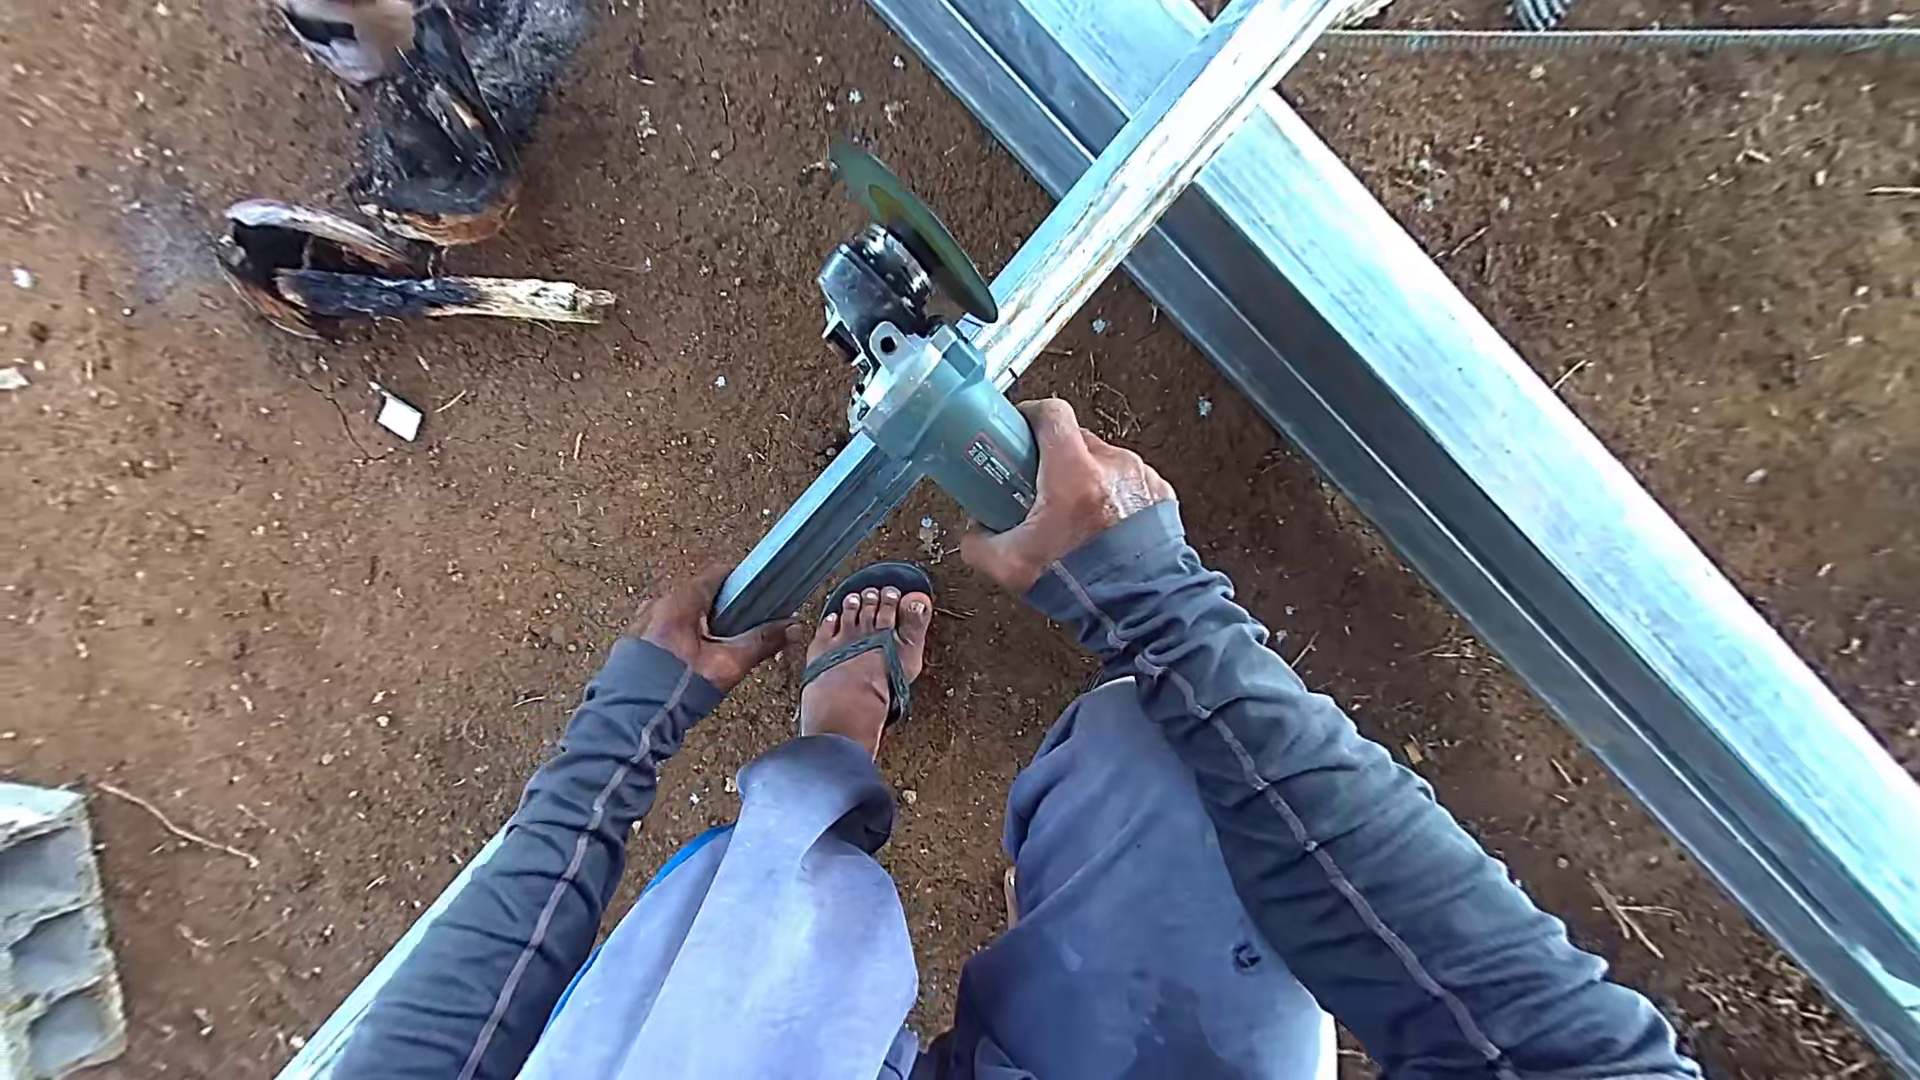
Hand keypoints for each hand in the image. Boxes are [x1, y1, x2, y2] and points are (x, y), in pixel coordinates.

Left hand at [625, 563, 804, 691]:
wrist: (628, 723)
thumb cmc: (675, 691)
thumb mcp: (728, 664)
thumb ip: (762, 642)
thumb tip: (792, 627)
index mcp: (679, 602)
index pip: (719, 575)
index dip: (744, 582)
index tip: (760, 593)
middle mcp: (657, 606)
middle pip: (702, 596)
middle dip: (726, 610)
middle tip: (744, 630)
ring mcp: (641, 624)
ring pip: (684, 615)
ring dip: (705, 626)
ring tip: (721, 650)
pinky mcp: (633, 645)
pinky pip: (666, 631)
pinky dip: (685, 639)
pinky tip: (695, 662)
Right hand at [962, 398, 1175, 590]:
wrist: (1143, 607)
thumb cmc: (1086, 584)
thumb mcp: (1013, 567)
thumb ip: (981, 545)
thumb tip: (974, 533)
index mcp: (1073, 473)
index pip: (1050, 412)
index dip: (1030, 414)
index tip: (1019, 428)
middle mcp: (1111, 465)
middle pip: (1074, 436)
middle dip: (1052, 453)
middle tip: (1037, 479)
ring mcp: (1139, 476)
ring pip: (1101, 458)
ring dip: (1083, 474)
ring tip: (1071, 508)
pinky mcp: (1159, 491)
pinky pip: (1126, 478)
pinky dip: (1111, 491)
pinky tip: (1101, 521)